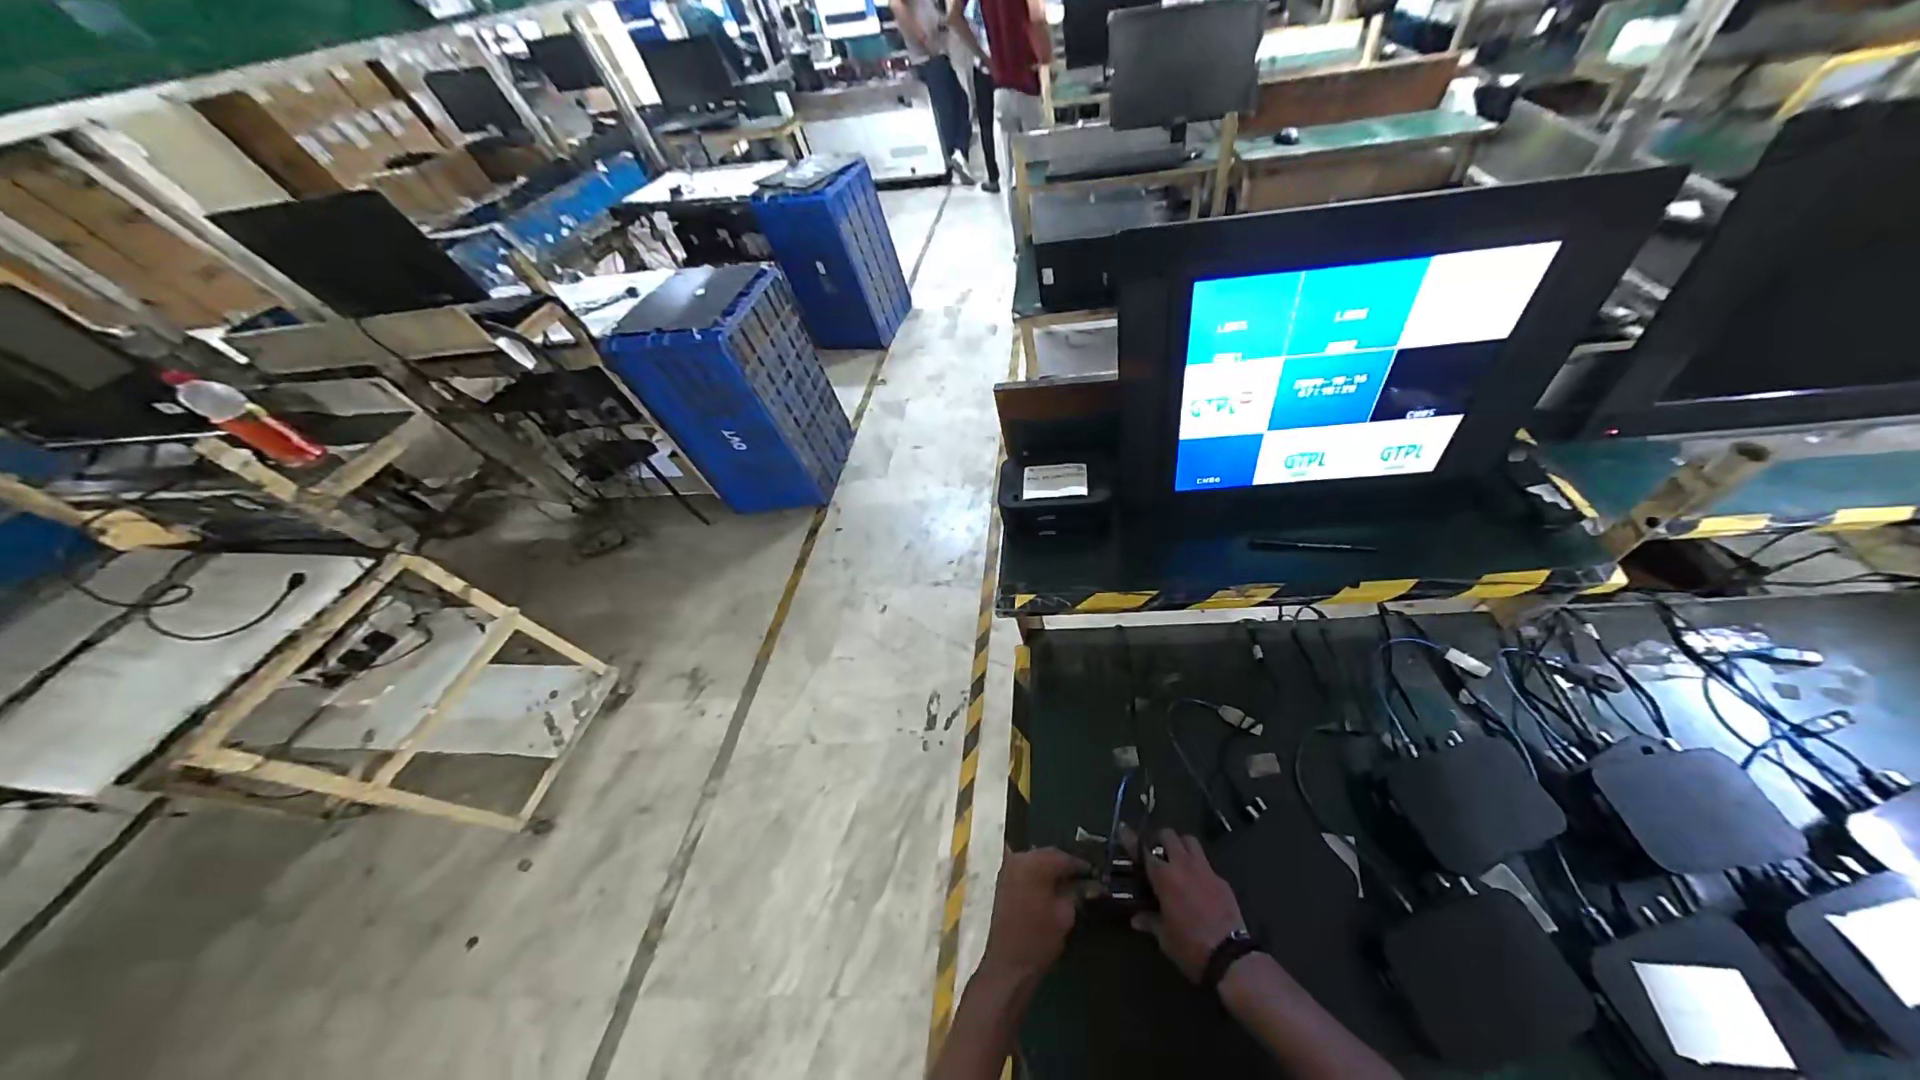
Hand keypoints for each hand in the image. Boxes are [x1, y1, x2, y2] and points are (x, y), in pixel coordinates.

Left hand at [980, 847, 1087, 978]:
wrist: (1009, 963)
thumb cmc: (1040, 938)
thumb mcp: (1065, 914)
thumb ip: (1076, 892)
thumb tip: (1088, 884)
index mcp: (1035, 864)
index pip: (1063, 857)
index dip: (1080, 865)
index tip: (1093, 873)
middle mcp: (1018, 859)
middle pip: (1047, 854)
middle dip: (1064, 865)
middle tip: (1082, 877)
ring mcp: (1007, 869)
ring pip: (1034, 860)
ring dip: (1049, 869)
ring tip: (1067, 882)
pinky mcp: (1002, 881)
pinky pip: (1024, 869)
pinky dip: (1037, 874)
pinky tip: (1049, 886)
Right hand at [1131, 830, 1246, 981]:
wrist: (1231, 957)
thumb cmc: (1189, 946)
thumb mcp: (1164, 937)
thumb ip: (1149, 921)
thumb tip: (1136, 919)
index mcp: (1164, 877)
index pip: (1143, 850)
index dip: (1131, 839)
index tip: (1123, 829)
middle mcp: (1184, 866)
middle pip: (1169, 835)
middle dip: (1159, 839)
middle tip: (1155, 852)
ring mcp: (1206, 870)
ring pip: (1191, 842)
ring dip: (1181, 845)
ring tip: (1177, 859)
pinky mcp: (1222, 881)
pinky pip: (1207, 864)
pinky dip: (1198, 867)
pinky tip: (1197, 884)